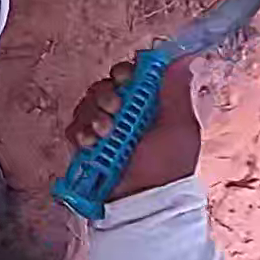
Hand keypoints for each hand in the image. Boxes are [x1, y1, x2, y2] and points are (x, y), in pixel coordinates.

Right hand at [64, 58, 199, 201]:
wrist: (143, 200)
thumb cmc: (167, 166)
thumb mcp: (179, 127)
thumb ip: (176, 92)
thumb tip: (185, 58)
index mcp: (146, 104)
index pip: (128, 74)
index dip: (123, 72)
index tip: (125, 79)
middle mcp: (123, 113)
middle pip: (104, 86)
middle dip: (107, 96)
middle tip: (115, 110)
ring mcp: (102, 128)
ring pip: (87, 105)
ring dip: (95, 116)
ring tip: (106, 134)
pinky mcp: (85, 145)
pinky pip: (74, 128)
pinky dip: (81, 133)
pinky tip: (92, 143)